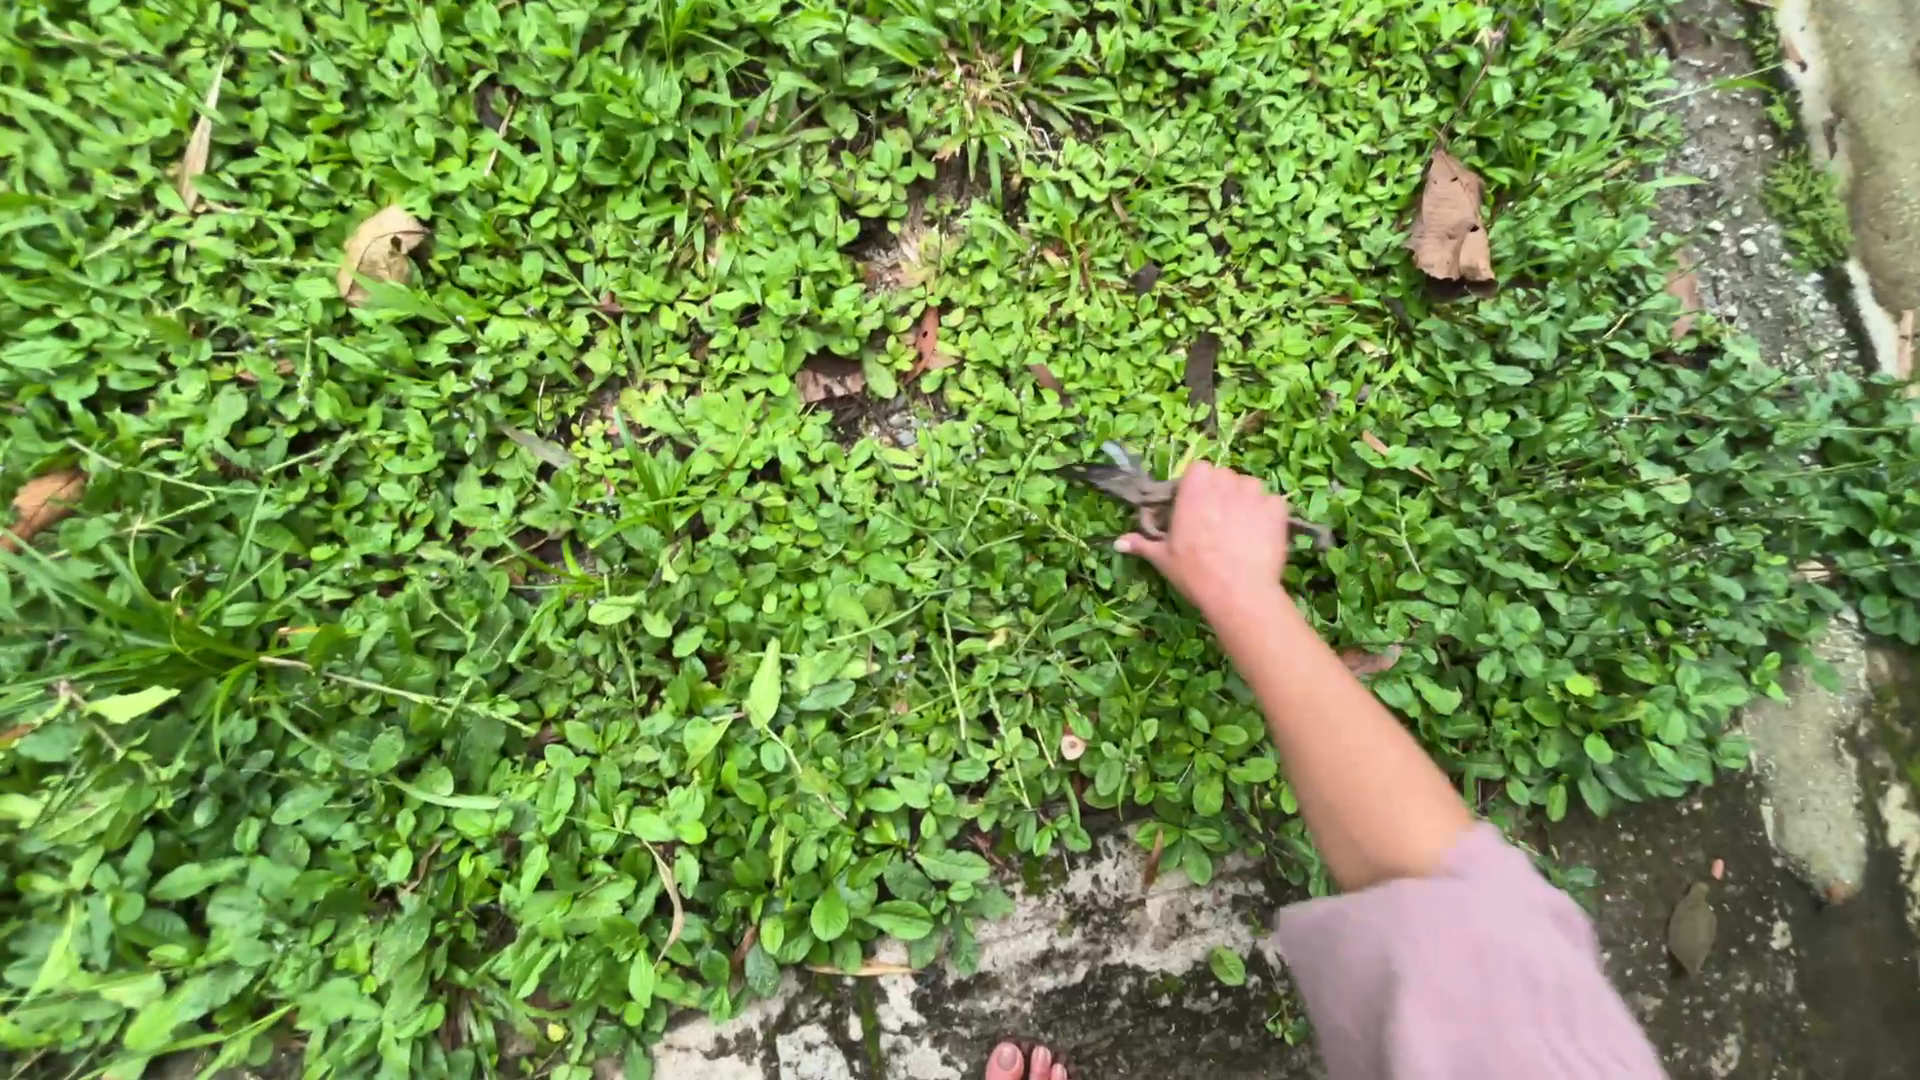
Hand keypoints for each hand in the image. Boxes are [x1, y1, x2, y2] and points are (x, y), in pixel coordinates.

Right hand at [1116, 461, 1290, 617]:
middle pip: (1223, 476)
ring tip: (1239, 527)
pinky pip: (1272, 502)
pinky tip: (1259, 535)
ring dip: (1244, 499)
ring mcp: (1255, 494)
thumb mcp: (1164, 559)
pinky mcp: (1278, 509)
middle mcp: (1225, 483)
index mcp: (1195, 489)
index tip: (1193, 504)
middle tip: (1214, 520)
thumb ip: (1142, 544)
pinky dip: (1267, 513)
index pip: (1198, 468)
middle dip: (1220, 491)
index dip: (1197, 484)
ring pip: (1249, 487)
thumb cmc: (1195, 572)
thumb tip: (1117, 543)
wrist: (1239, 593)